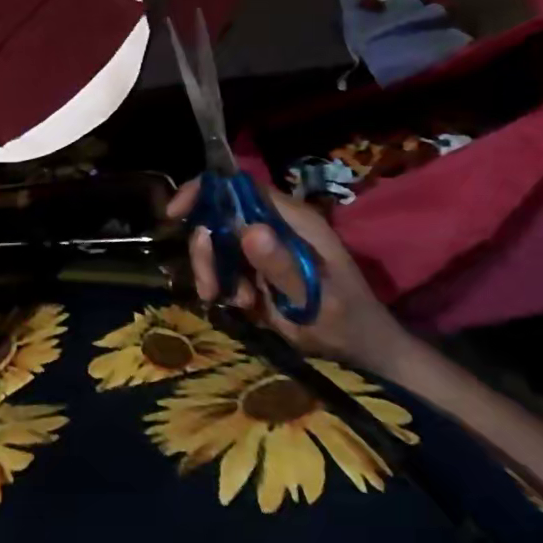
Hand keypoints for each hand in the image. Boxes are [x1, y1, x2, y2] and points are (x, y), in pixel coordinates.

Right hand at [170, 176, 413, 371]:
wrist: (364, 355)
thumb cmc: (347, 323)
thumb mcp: (315, 300)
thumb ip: (282, 266)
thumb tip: (248, 229)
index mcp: (293, 220)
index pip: (241, 187)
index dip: (206, 191)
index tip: (177, 213)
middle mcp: (275, 227)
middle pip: (220, 217)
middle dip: (205, 249)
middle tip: (210, 286)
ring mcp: (265, 249)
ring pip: (217, 244)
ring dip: (212, 272)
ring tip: (231, 303)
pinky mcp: (258, 271)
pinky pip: (224, 268)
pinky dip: (221, 286)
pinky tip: (239, 308)